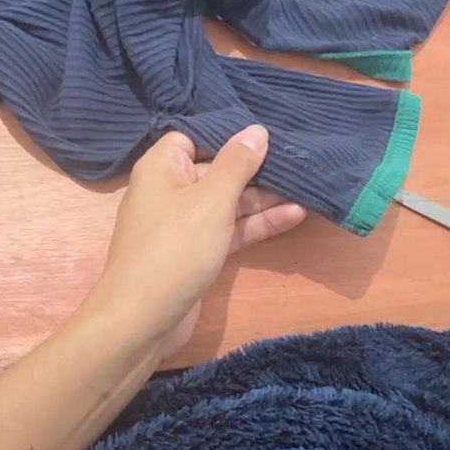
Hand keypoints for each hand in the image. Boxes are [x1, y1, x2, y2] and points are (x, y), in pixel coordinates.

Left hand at [82, 125, 307, 356]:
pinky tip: (295, 215)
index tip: (265, 133)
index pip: (194, 136)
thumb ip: (238, 163)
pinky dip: (256, 224)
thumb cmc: (176, 247)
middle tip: (298, 159)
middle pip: (216, 170)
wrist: (143, 318)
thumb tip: (256, 130)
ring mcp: (183, 224)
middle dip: (255, 167)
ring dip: (263, 198)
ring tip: (306, 188)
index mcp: (162, 167)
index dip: (227, 134)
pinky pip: (228, 229)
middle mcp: (170, 190)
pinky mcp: (196, 252)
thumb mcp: (212, 199)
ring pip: (227, 202)